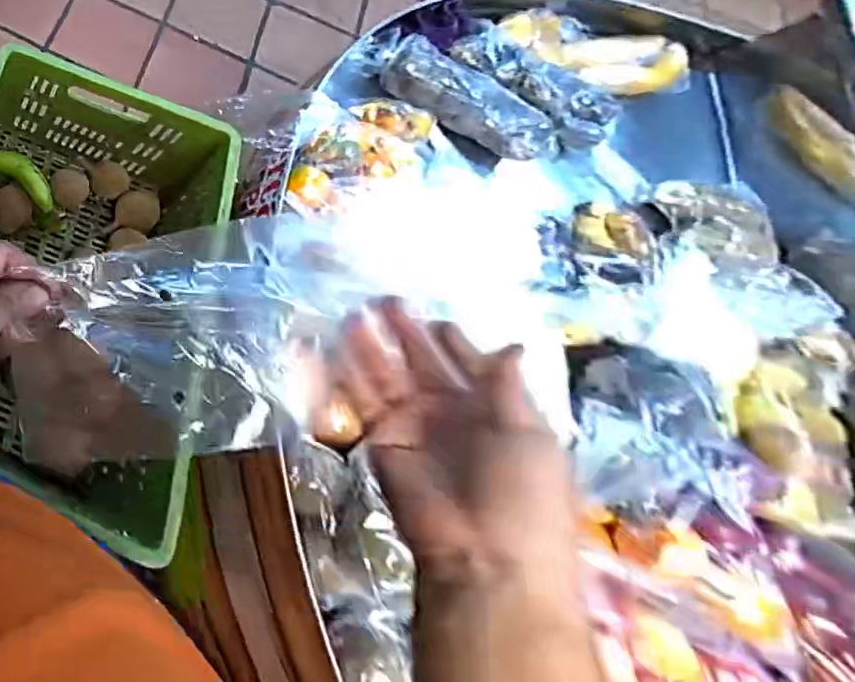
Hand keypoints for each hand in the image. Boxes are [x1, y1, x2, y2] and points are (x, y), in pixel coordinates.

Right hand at [334, 300, 576, 590]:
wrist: (484, 554)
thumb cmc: (522, 494)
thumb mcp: (531, 438)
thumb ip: (508, 388)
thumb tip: (513, 345)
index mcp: (490, 410)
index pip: (465, 365)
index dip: (450, 341)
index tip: (432, 318)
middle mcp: (447, 412)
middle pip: (419, 364)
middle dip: (402, 333)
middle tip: (382, 301)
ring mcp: (410, 424)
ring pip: (385, 375)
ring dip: (369, 346)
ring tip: (352, 317)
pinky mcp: (378, 436)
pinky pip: (358, 398)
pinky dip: (339, 374)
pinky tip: (324, 350)